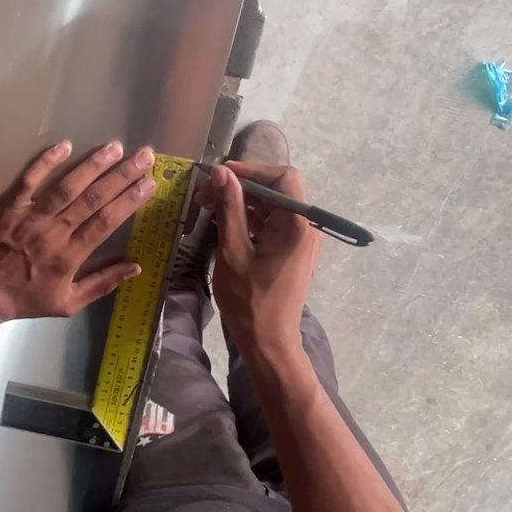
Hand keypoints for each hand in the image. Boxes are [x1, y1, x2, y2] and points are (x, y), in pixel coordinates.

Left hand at [0, 141, 158, 321]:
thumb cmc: (23, 299)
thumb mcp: (67, 303)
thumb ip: (101, 284)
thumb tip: (134, 267)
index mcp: (70, 256)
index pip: (107, 222)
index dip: (130, 201)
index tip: (150, 184)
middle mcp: (54, 232)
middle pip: (93, 199)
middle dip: (121, 176)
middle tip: (144, 156)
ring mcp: (30, 216)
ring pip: (67, 186)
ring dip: (92, 165)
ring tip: (115, 148)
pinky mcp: (9, 205)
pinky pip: (29, 180)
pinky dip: (47, 162)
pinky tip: (65, 145)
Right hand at [197, 161, 323, 351]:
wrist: (268, 341)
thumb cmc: (249, 300)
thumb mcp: (233, 251)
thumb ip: (230, 208)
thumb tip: (221, 173)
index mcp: (298, 225)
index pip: (283, 177)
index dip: (251, 169)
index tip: (220, 175)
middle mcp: (306, 227)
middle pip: (276, 189)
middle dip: (240, 185)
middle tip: (205, 192)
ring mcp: (300, 240)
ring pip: (271, 205)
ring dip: (241, 201)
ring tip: (207, 204)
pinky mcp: (291, 250)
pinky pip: (271, 222)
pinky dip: (248, 217)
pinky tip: (222, 220)